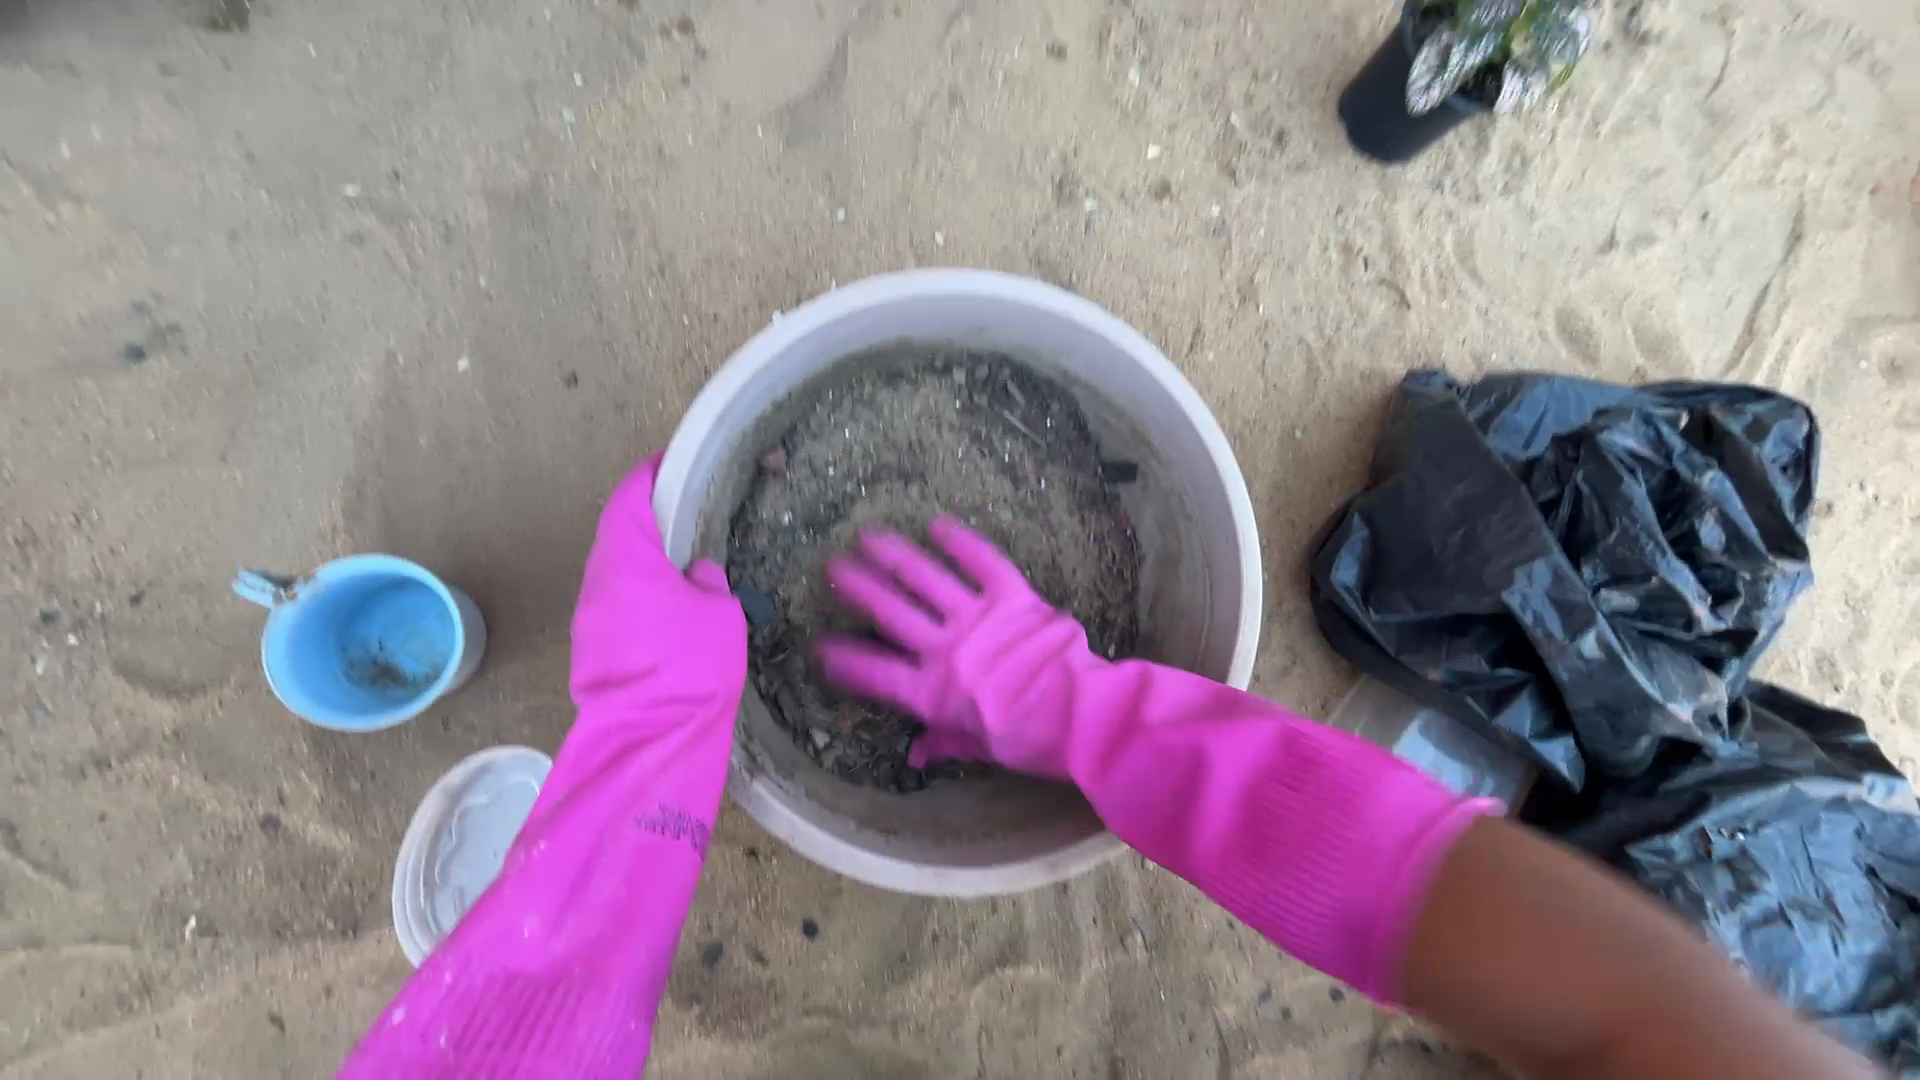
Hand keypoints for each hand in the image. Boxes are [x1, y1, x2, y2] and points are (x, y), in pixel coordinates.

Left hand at [569, 452, 745, 721]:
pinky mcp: (591, 650)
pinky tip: (668, 611)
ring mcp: (589, 619)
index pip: (629, 500)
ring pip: (615, 575)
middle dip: (647, 522)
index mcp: (628, 560)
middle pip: (618, 536)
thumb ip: (707, 583)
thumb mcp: (721, 614)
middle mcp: (598, 582)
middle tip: (683, 518)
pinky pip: (615, 606)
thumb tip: (696, 573)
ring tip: (679, 566)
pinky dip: (639, 596)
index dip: (648, 478)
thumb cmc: (693, 664)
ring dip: (643, 563)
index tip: (668, 466)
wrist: (652, 738)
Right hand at [815, 517, 1093, 776]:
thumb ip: (947, 743)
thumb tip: (916, 753)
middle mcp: (947, 651)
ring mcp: (978, 620)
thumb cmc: (1030, 740)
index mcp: (935, 694)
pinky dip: (961, 543)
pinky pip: (983, 563)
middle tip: (834, 566)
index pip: (879, 675)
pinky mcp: (1012, 598)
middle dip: (860, 590)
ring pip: (926, 582)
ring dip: (895, 558)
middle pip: (893, 615)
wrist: (1083, 717)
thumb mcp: (983, 749)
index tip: (820, 646)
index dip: (847, 662)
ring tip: (870, 537)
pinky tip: (937, 524)